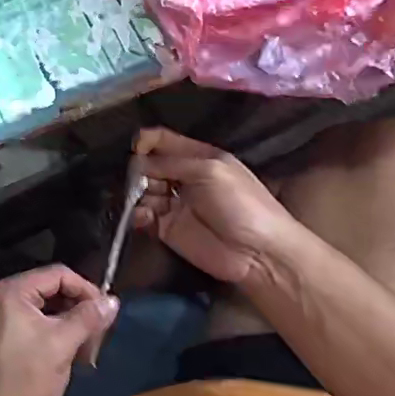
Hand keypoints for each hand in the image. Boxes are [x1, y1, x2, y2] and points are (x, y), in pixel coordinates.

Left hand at [0, 265, 117, 395]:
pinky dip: (64, 334)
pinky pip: (47, 322)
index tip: (106, 312)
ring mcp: (11, 316)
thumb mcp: (62, 344)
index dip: (86, 289)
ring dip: (76, 324)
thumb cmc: (27, 379)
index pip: (59, 274)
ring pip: (55, 307)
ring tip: (90, 348)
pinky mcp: (16, 334)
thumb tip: (114, 300)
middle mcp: (10, 296)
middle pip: (57, 288)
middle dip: (81, 309)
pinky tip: (78, 354)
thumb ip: (88, 318)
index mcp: (15, 290)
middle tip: (100, 333)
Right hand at [132, 128, 313, 286]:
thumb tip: (138, 163)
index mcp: (197, 157)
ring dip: (137, 192)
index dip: (146, 142)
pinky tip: (143, 216)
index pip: (163, 141)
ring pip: (143, 190)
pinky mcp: (167, 228)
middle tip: (140, 180)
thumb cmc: (241, 204)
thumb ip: (172, 163)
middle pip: (149, 165)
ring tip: (145, 200)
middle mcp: (183, 177)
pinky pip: (143, 216)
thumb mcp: (210, 171)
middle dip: (139, 169)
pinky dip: (137, 214)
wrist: (259, 254)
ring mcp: (174, 203)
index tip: (135, 149)